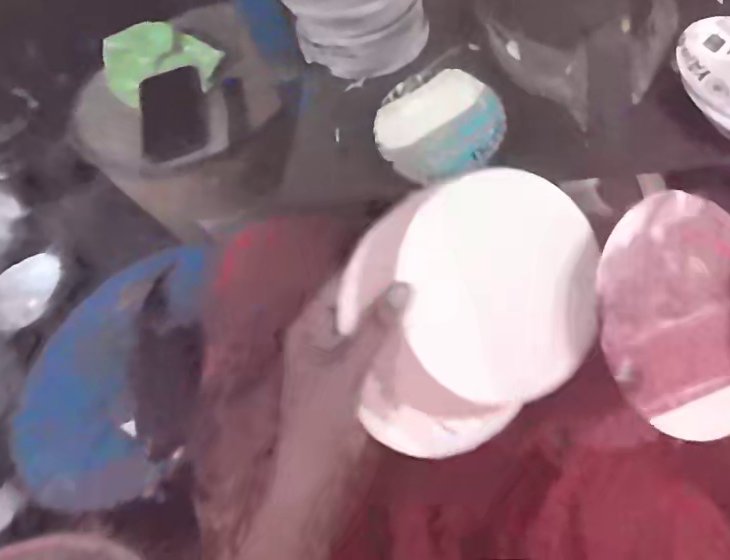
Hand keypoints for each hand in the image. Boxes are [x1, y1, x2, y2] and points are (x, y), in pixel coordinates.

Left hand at [239, 277, 407, 559]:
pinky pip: (369, 347)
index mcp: (308, 326)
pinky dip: (387, 338)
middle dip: (380, 290)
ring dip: (386, 315)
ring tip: (421, 293)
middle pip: (351, 303)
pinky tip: (414, 331)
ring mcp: (332, 357)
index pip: (338, 284)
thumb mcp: (349, 368)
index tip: (397, 250)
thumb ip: (375, 328)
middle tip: (416, 269)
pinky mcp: (347, 377)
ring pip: (362, 325)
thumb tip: (402, 285)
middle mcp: (318, 335)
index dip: (365, 268)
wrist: (313, 479)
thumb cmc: (322, 418)